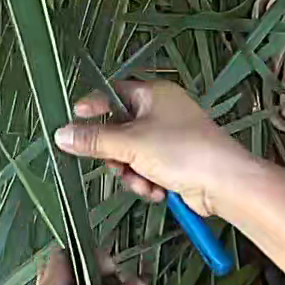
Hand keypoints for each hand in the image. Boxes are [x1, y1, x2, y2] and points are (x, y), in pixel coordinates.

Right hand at [54, 80, 259, 217]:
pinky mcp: (176, 162)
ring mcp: (170, 137)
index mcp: (154, 94)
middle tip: (118, 165)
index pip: (113, 93)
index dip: (93, 108)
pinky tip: (157, 191)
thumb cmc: (179, 151)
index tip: (74, 123)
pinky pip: (147, 169)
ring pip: (131, 154)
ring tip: (144, 183)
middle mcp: (162, 111)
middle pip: (120, 130)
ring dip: (132, 173)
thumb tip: (60, 134)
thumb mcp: (131, 143)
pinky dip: (148, 182)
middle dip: (116, 154)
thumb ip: (94, 140)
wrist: (223, 183)